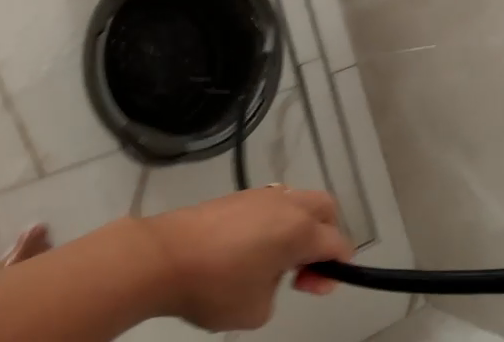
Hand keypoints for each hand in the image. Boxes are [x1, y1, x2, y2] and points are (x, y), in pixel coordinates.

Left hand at [140, 186, 354, 330]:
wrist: (165, 256)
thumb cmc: (216, 286)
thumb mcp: (258, 308)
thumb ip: (280, 288)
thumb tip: (274, 272)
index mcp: (298, 229)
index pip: (337, 242)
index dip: (337, 268)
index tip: (315, 287)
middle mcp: (284, 204)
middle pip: (324, 207)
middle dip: (325, 236)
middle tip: (304, 269)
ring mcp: (258, 195)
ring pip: (296, 201)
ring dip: (298, 227)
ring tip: (274, 261)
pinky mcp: (236, 196)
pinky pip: (270, 205)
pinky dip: (274, 223)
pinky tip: (251, 250)